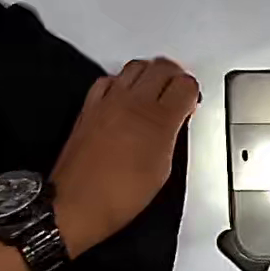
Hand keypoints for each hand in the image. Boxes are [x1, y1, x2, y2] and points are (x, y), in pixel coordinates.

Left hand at [51, 58, 197, 257]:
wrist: (77, 204)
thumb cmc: (118, 196)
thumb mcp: (162, 170)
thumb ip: (172, 137)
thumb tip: (176, 124)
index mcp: (158, 120)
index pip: (185, 85)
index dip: (192, 91)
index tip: (191, 100)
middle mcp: (133, 104)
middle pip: (162, 67)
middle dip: (175, 76)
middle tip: (178, 88)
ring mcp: (109, 102)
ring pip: (136, 66)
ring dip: (150, 74)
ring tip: (155, 88)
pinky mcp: (89, 107)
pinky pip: (109, 79)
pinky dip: (121, 81)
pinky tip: (125, 94)